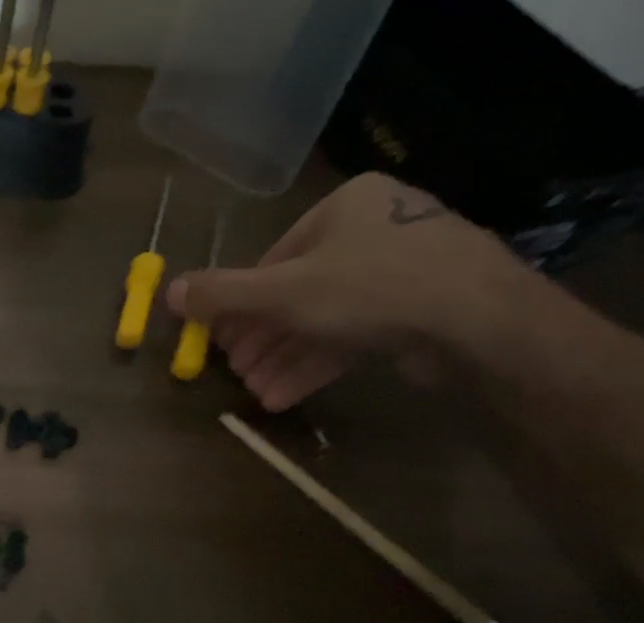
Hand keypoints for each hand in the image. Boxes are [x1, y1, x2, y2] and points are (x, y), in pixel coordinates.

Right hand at [166, 172, 526, 411]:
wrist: (476, 320)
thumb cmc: (370, 287)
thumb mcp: (282, 291)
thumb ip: (223, 294)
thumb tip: (167, 291)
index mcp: (344, 206)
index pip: (274, 256)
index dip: (239, 302)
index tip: (218, 339)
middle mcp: (374, 229)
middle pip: (297, 290)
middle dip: (261, 338)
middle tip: (234, 371)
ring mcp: (401, 270)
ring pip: (323, 317)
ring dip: (284, 358)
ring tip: (254, 393)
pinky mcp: (416, 310)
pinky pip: (353, 334)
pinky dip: (317, 363)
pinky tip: (284, 396)